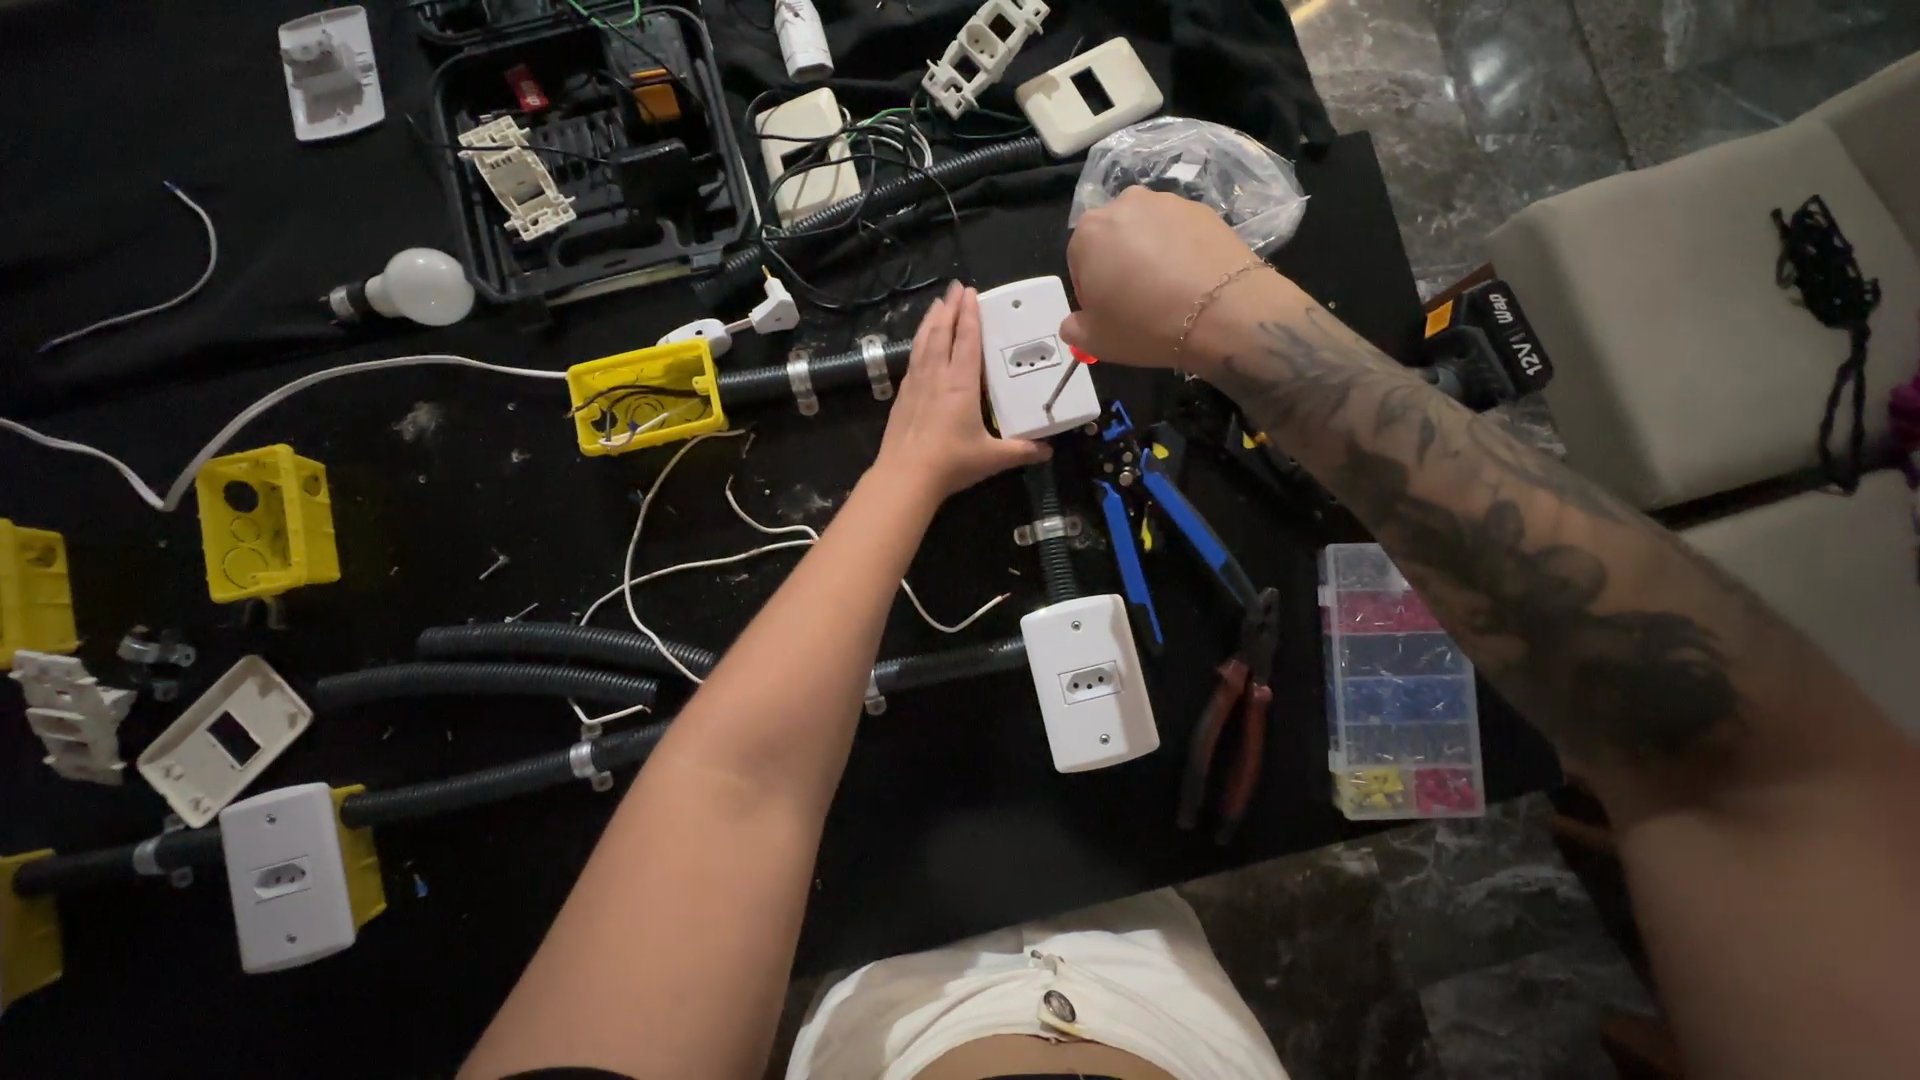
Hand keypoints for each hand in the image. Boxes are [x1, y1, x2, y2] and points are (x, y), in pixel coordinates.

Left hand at [874, 281, 1050, 501]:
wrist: (905, 477)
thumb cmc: (951, 463)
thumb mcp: (991, 458)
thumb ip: (1021, 451)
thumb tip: (1047, 451)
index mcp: (960, 384)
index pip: (966, 340)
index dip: (969, 315)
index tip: (971, 292)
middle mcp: (936, 377)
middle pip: (942, 333)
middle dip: (949, 308)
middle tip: (955, 287)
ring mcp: (916, 385)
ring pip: (923, 343)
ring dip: (931, 320)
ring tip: (936, 304)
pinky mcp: (902, 397)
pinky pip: (912, 360)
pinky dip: (918, 343)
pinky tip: (919, 344)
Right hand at [1062, 187, 1297, 374]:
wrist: (1221, 311)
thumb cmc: (1145, 324)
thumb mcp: (1096, 341)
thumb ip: (1073, 328)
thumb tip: (1074, 322)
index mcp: (1088, 232)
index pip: (1078, 262)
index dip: (1091, 292)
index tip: (1109, 313)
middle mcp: (1124, 204)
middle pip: (1112, 239)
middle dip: (1118, 265)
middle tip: (1137, 301)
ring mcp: (1167, 202)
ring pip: (1146, 232)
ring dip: (1149, 254)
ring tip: (1168, 290)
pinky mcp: (1202, 208)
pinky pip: (1179, 232)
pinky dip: (1179, 250)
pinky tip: (1190, 280)